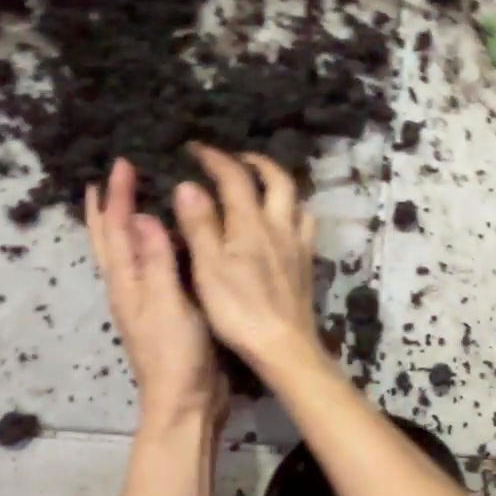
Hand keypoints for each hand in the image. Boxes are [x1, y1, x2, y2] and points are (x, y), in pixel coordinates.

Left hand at [86, 158, 225, 429]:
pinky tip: (171, 244)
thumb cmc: (177, 354)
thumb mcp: (167, 304)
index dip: (117, 196)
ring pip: (130, 253)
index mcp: (126, 284)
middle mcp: (131, 288)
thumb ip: (156, 261)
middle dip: (110, 206)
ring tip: (136, 200)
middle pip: (111, 240)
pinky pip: (154, 268)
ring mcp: (147, 302)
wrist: (187, 401)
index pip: (115, 230)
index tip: (122, 163)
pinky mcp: (167, 312)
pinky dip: (155, 247)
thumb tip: (142, 216)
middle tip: (117, 176)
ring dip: (128, 224)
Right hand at [171, 144, 325, 381]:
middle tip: (237, 160)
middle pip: (279, 181)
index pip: (235, 177)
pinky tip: (283, 227)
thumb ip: (200, 224)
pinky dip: (293, 215)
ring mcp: (298, 247)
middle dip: (257, 164)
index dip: (215, 158)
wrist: (285, 346)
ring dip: (280, 188)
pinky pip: (305, 228)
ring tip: (262, 189)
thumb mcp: (208, 267)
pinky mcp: (307, 267)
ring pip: (298, 203)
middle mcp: (281, 228)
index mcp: (252, 224)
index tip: (196, 150)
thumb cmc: (240, 310)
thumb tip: (189, 185)